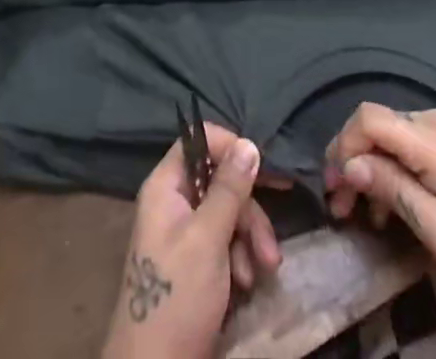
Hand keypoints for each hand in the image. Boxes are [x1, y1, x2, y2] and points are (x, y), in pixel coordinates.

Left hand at [102, 125, 282, 358]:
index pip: (197, 142)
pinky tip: (248, 284)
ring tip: (263, 272)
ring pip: (229, 213)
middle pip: (220, 181)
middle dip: (249, 211)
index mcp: (166, 186)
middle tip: (269, 245)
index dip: (229, 147)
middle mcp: (174, 202)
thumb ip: (228, 189)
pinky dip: (242, 258)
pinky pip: (227, 240)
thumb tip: (249, 143)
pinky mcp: (198, 259)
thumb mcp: (207, 238)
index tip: (261, 166)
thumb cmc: (177, 294)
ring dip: (251, 240)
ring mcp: (186, 231)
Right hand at [323, 104, 435, 292]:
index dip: (345, 146)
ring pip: (382, 134)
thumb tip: (348, 166)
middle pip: (372, 124)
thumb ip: (391, 188)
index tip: (336, 185)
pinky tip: (383, 204)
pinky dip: (384, 168)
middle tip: (338, 204)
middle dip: (349, 161)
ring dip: (364, 168)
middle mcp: (433, 122)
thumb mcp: (435, 227)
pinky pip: (399, 143)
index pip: (369, 119)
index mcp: (433, 140)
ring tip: (355, 210)